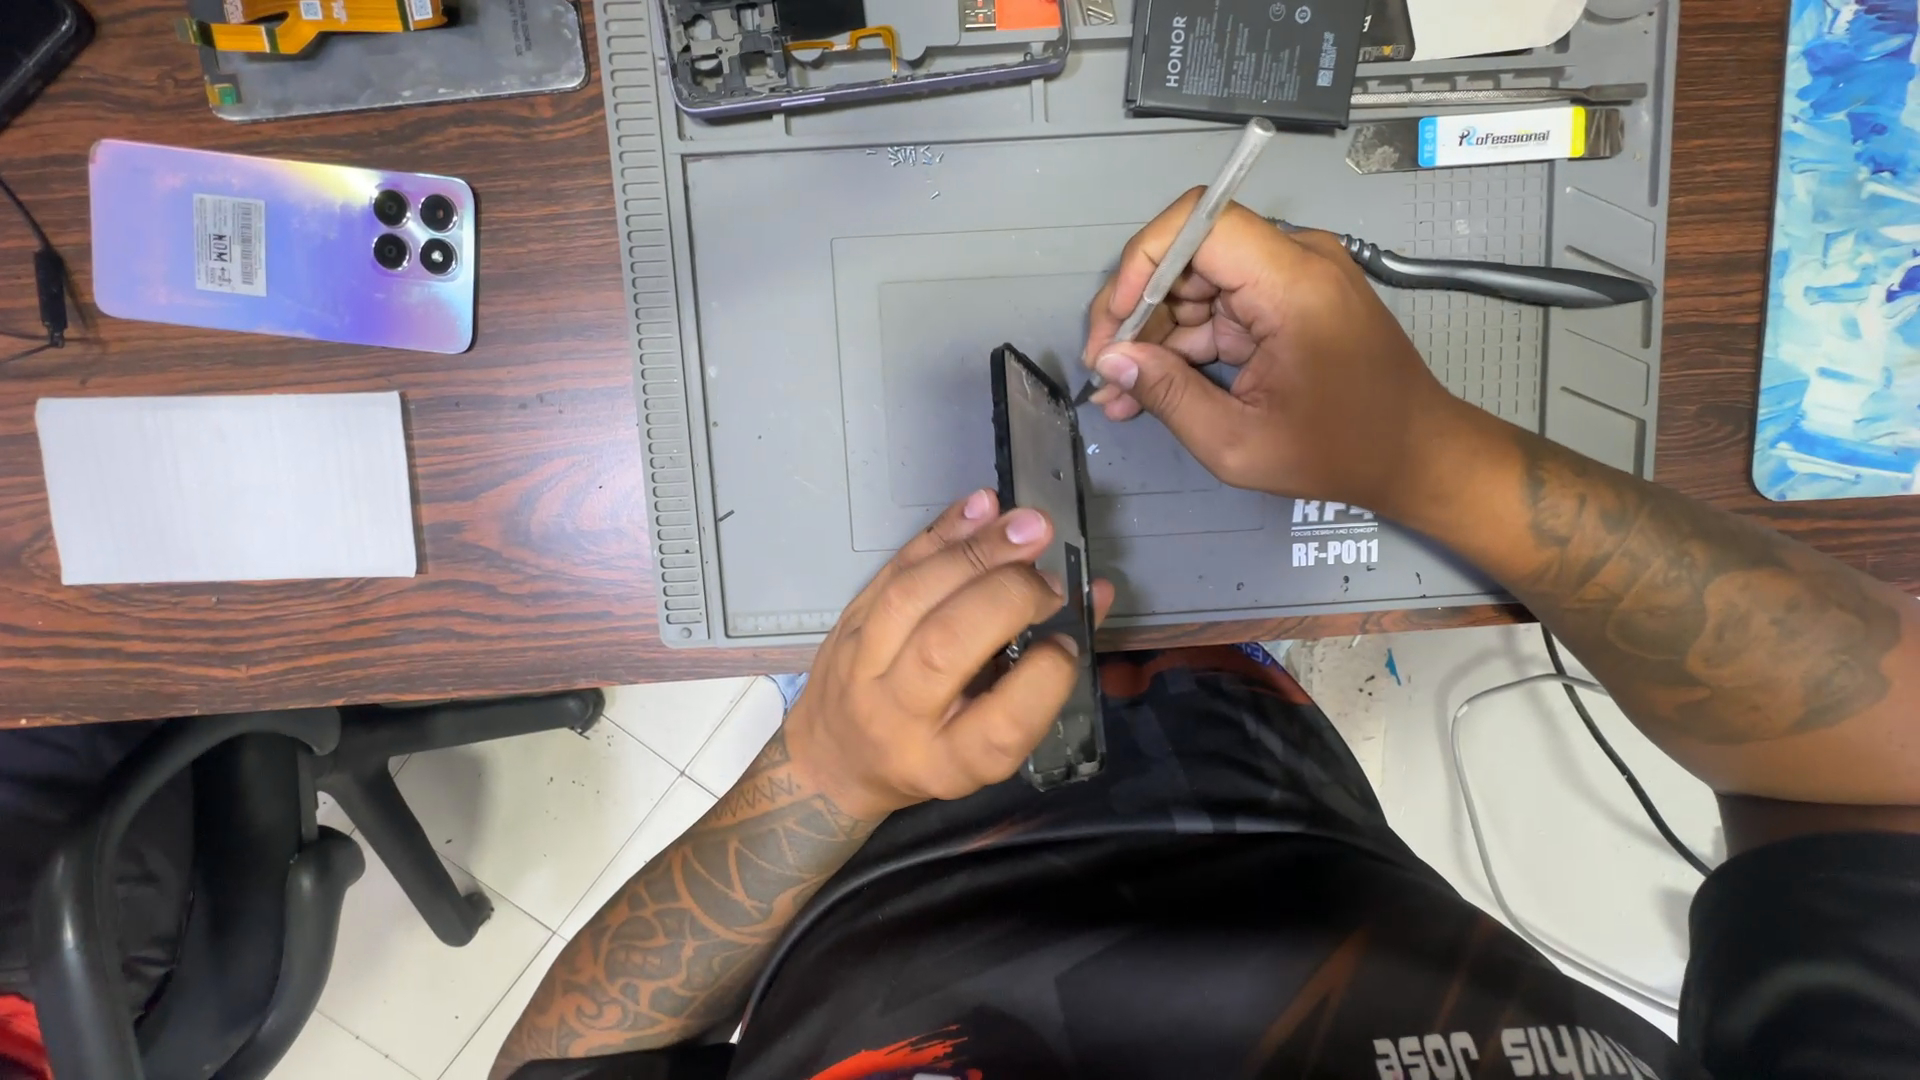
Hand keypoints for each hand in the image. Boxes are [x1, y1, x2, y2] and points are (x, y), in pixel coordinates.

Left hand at [783, 490, 1114, 821]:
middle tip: (1050, 576)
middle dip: (1007, 595)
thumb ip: (1044, 674)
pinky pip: (894, 567)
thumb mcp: (989, 740)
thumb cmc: (932, 753)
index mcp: (948, 761)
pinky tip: (982, 507)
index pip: (999, 724)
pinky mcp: (848, 623)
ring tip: (1027, 528)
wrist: (838, 757)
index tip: (1067, 641)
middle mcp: (898, 716)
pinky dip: (942, 533)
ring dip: (974, 552)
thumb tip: (1094, 594)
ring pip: (911, 597)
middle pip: (946, 647)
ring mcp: (862, 664)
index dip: (1043, 675)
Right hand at [1083, 191, 1470, 516]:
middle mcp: (1293, 263)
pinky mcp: (1284, 303)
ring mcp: (1289, 281)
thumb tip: (1111, 362)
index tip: (1116, 324)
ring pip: (1194, 286)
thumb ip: (1168, 395)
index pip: (1200, 223)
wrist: (1413, 455)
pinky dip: (1181, 346)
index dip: (1143, 262)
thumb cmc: (1338, 451)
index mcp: (1291, 284)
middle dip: (1136, 311)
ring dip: (1152, 336)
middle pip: (1189, 255)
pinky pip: (1217, 310)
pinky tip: (1149, 387)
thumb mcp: (1236, 441)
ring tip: (1119, 392)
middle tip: (1104, 368)